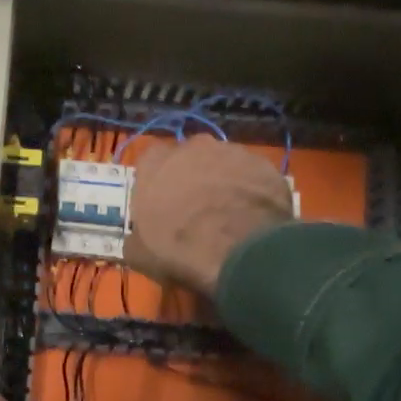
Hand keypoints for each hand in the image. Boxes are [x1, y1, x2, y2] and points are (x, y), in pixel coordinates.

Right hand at [125, 137, 293, 293]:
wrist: (238, 250)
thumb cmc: (178, 247)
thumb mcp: (139, 254)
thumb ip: (136, 236)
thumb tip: (138, 239)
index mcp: (155, 162)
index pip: (150, 164)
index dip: (156, 186)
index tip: (161, 208)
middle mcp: (193, 146)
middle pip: (189, 159)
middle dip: (191, 179)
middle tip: (195, 211)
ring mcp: (232, 151)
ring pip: (223, 164)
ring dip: (222, 183)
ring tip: (228, 216)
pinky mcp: (264, 165)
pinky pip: (252, 177)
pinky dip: (251, 192)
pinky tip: (252, 217)